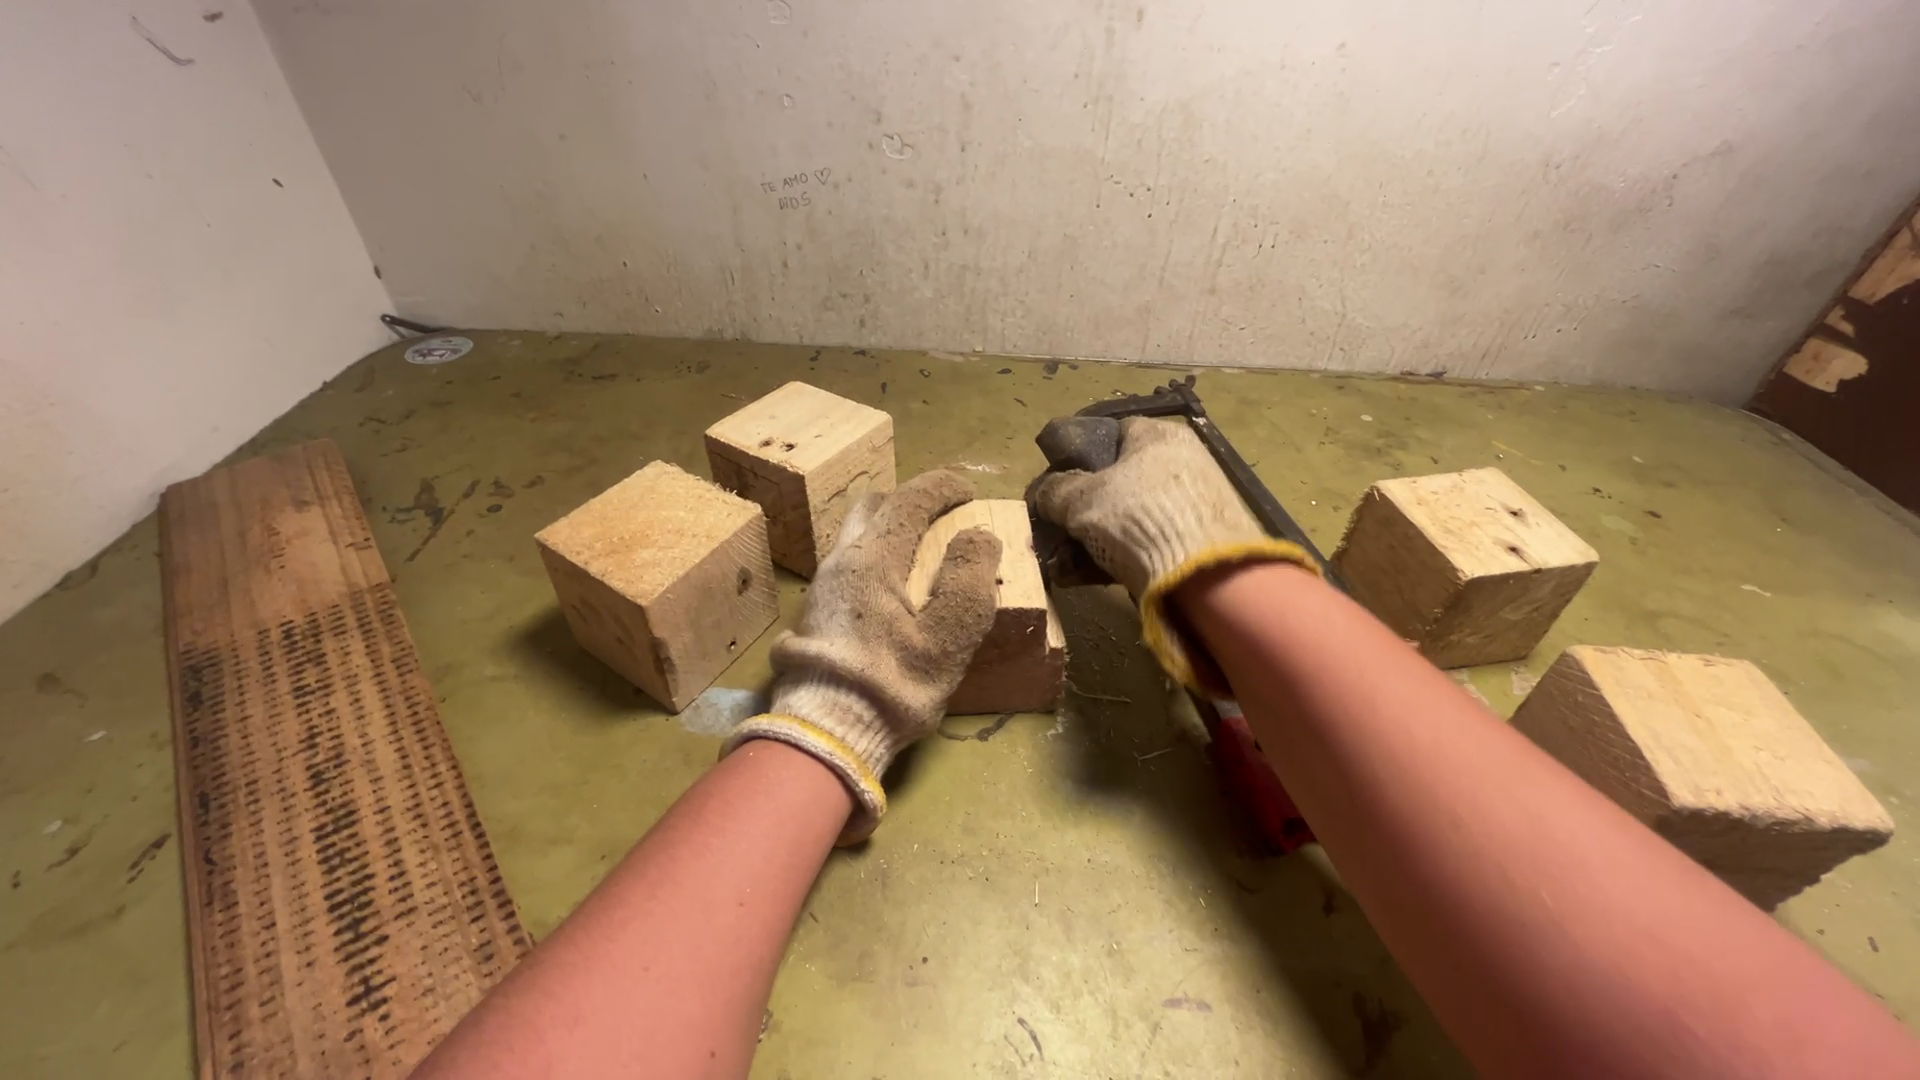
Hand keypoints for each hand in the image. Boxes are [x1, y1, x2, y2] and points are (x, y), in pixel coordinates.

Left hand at [724, 470, 1002, 842]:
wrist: (828, 734)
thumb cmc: (894, 683)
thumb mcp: (949, 636)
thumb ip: (968, 579)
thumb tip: (976, 537)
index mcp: (874, 559)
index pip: (908, 500)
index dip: (941, 487)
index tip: (967, 490)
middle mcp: (841, 562)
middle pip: (872, 508)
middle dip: (908, 502)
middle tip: (939, 518)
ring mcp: (822, 588)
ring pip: (855, 537)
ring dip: (889, 532)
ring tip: (920, 555)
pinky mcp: (816, 614)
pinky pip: (848, 566)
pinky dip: (876, 559)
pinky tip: (892, 593)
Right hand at [1028, 417, 1317, 691]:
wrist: (1205, 578)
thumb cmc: (1139, 517)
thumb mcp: (1081, 500)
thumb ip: (1055, 491)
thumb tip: (1043, 491)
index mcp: (1159, 436)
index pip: (1114, 432)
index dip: (1081, 453)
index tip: (1057, 480)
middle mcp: (1181, 463)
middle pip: (1120, 479)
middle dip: (1084, 506)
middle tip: (1057, 527)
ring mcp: (1192, 505)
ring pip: (1129, 516)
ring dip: (1094, 538)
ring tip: (1063, 562)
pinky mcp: (1197, 543)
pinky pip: (1146, 543)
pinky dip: (1116, 556)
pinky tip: (1085, 576)